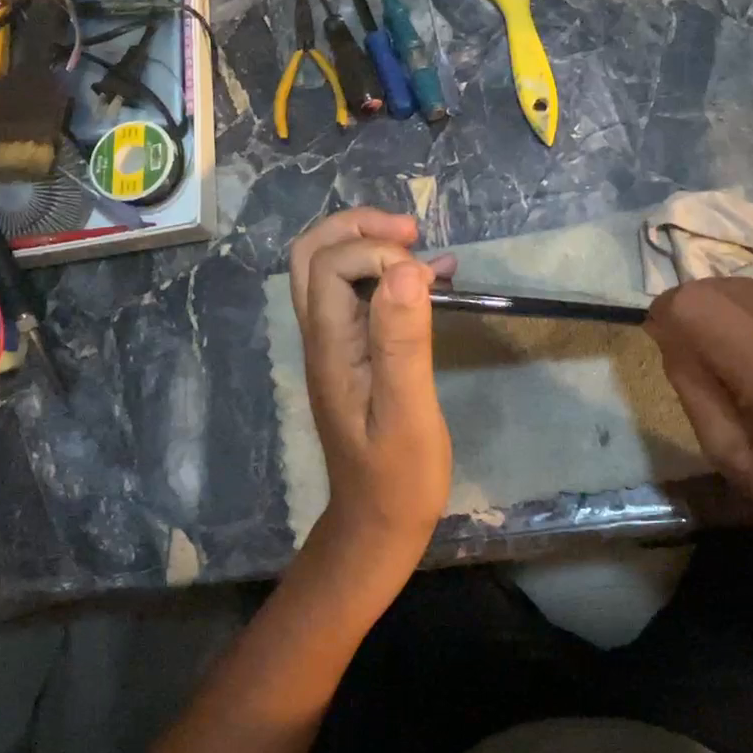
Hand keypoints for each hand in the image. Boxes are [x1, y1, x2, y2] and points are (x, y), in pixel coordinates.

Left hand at [289, 209, 454, 563]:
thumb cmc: (397, 477)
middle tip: (411, 234)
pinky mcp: (355, 353)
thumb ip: (403, 343)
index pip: (330, 265)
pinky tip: (438, 279)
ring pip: (331, 269)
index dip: (375, 251)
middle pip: (313, 254)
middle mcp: (323, 336)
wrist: (378, 524)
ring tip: (423, 249)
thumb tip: (405, 271)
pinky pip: (361, 295)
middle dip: (358, 228)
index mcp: (330, 346)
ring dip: (371, 244)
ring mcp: (336, 344)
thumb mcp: (408, 414)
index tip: (422, 274)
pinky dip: (391, 274)